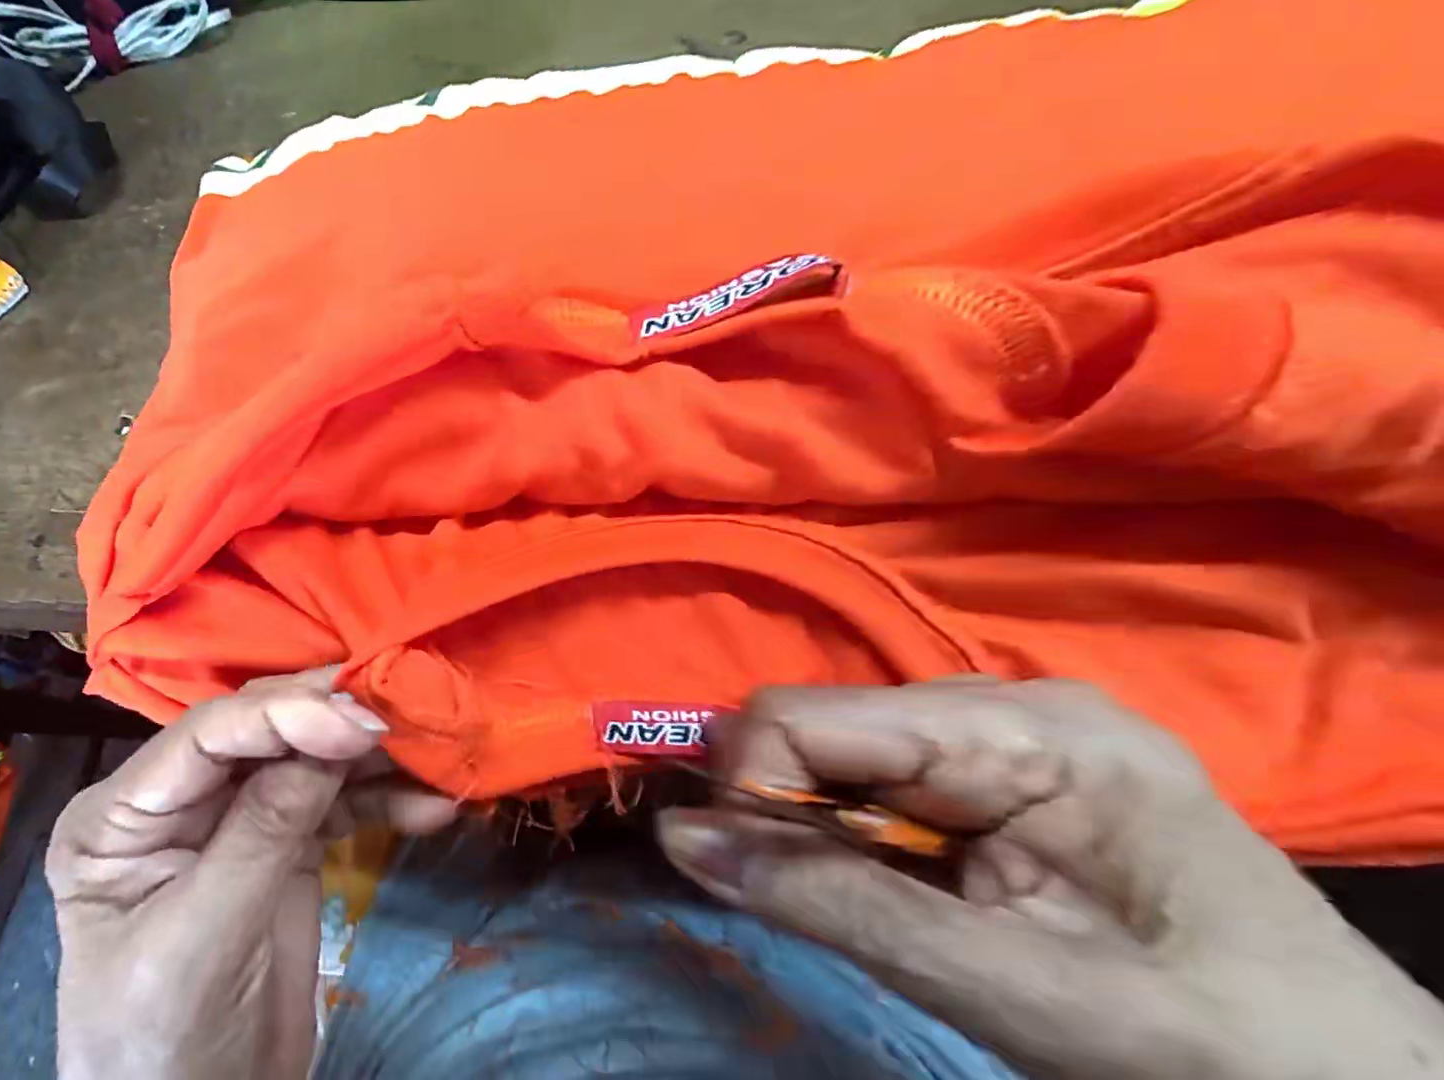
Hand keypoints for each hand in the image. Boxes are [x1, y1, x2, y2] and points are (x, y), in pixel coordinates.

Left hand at [48, 669, 457, 1079]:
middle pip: (264, 731)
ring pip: (311, 758)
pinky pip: (340, 802)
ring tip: (433, 752)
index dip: (287, 714)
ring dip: (374, 757)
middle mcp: (179, 797)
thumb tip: (337, 737)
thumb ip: (264, 832)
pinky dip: (386, 801)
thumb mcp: (203, 939)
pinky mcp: (287, 838)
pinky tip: (430, 805)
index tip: (362, 721)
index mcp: (122, 814)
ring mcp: (236, 814)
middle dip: (336, 719)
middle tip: (407, 713)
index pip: (206, 734)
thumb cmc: (162, 1048)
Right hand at [657, 678, 1443, 1079]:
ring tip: (872, 901)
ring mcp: (999, 733)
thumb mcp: (1022, 995)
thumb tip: (679, 839)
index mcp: (1028, 730)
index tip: (745, 870)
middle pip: (820, 726)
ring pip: (837, 752)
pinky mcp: (994, 769)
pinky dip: (849, 832)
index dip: (752, 786)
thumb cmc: (1226, 1059)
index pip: (812, 714)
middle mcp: (1001, 704)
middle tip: (803, 895)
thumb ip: (839, 907)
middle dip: (781, 807)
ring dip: (814, 825)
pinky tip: (894, 881)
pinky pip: (874, 779)